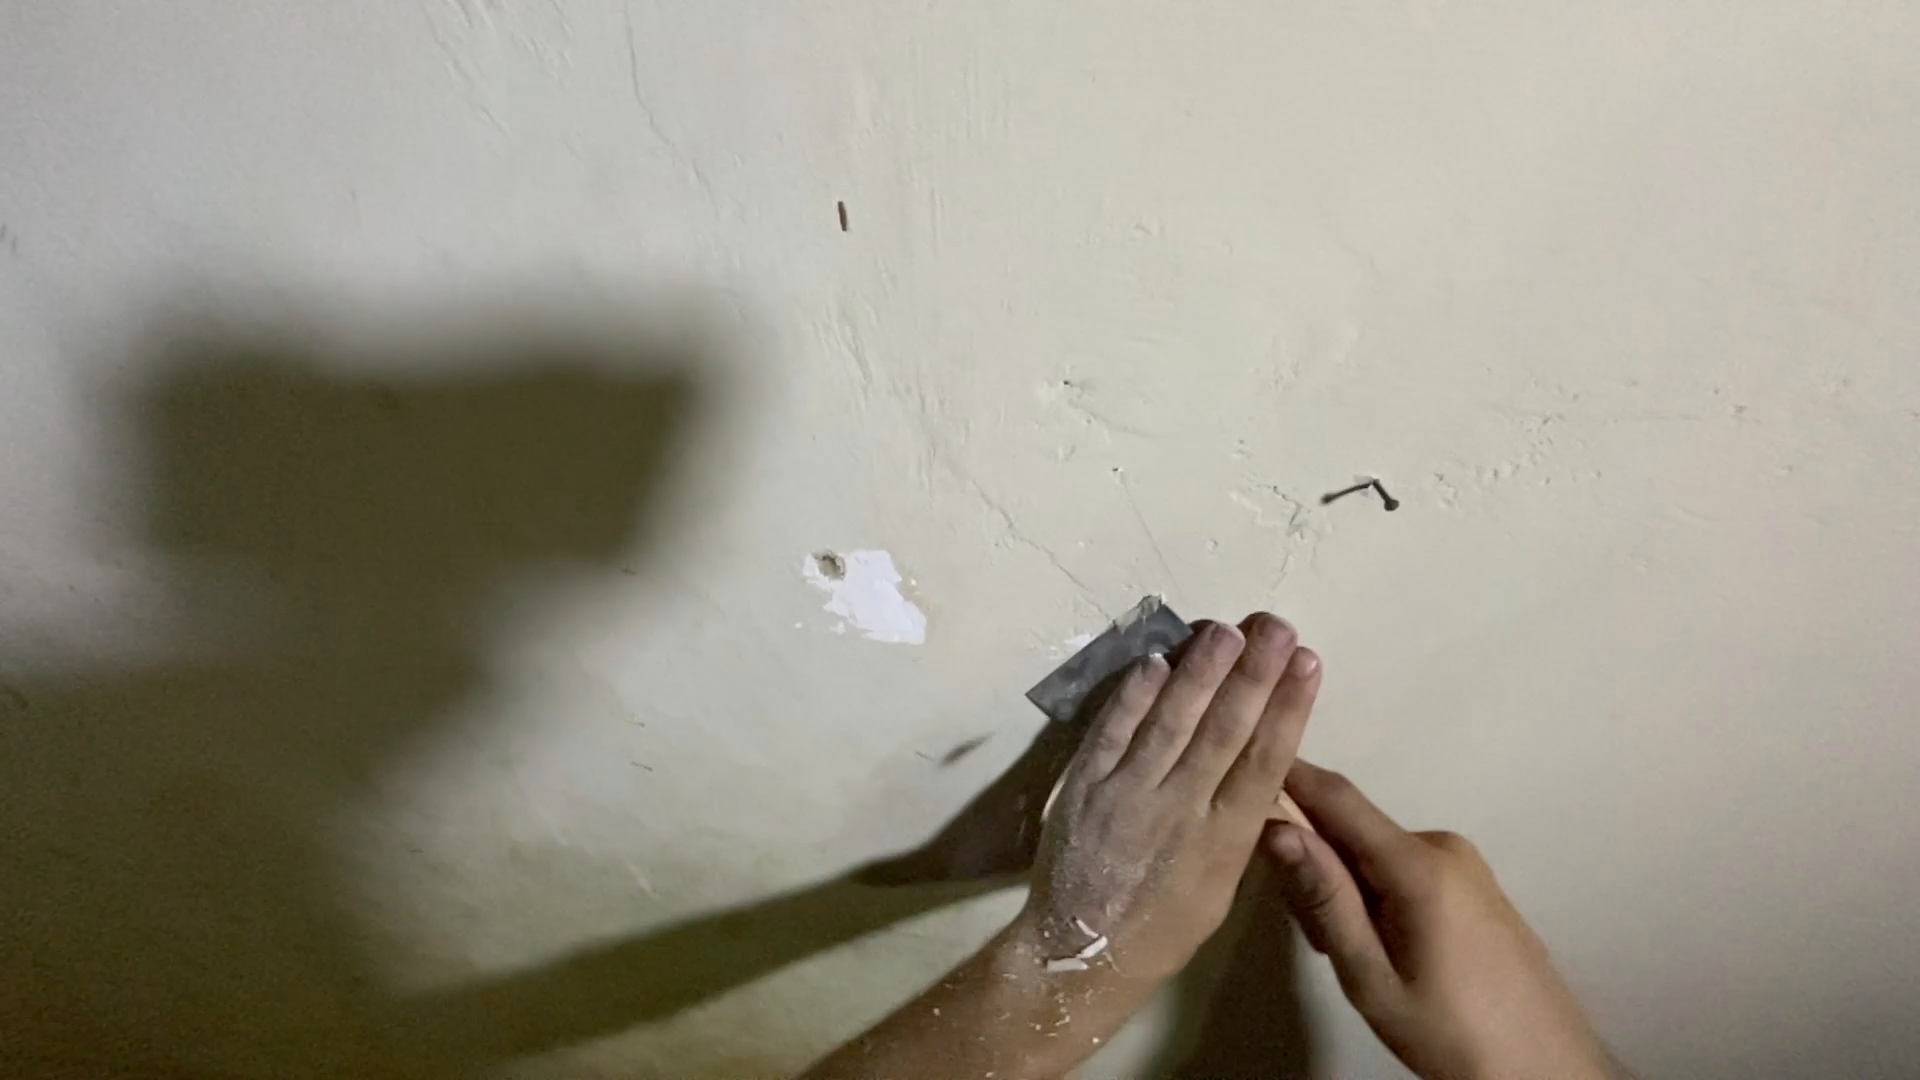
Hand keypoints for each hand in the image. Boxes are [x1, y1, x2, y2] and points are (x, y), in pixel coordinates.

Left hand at [1017, 614, 1321, 981]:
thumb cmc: (1163, 924)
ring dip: (1199, 673)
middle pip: (1224, 729)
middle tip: (1275, 626)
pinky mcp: (1085, 784)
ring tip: (1225, 631)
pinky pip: (1112, 732)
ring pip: (1171, 722)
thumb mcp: (1220, 886)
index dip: (1288, 707)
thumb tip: (1257, 766)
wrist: (1083, 950)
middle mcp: (1181, 808)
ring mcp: (1128, 792)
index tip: (1307, 662)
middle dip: (1253, 674)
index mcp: (1224, 839)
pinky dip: (1133, 697)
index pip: (1264, 760)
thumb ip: (1237, 824)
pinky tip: (1155, 662)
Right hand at [1267, 761, 1613, 1079]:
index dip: (1286, 774)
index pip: (1334, 795)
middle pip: (1347, 825)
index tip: (1241, 774)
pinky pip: (1399, 862)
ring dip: (1342, 881)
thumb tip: (1275, 828)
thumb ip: (1324, 899)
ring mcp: (1461, 862)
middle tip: (1312, 932)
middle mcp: (1440, 845)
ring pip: (1370, 847)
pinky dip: (1372, 887)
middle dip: (1312, 859)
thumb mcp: (1373, 979)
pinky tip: (1382, 942)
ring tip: (1351, 949)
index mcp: (1417, 864)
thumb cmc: (1456, 1037)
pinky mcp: (1471, 881)